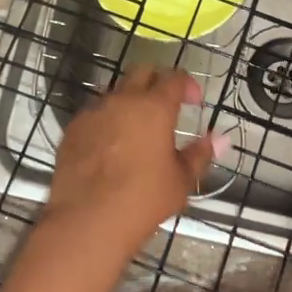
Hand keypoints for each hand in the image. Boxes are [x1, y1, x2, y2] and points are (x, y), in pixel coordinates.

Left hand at [43, 66, 223, 244]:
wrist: (87, 219)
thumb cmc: (143, 199)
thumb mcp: (180, 180)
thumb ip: (200, 154)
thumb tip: (219, 139)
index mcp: (154, 107)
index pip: (174, 78)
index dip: (188, 85)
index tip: (194, 101)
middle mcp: (122, 100)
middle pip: (142, 72)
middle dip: (157, 81)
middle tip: (166, 104)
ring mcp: (94, 112)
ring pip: (115, 92)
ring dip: (129, 101)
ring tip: (137, 127)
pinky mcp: (72, 128)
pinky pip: (94, 113)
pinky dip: (106, 120)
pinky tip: (110, 145)